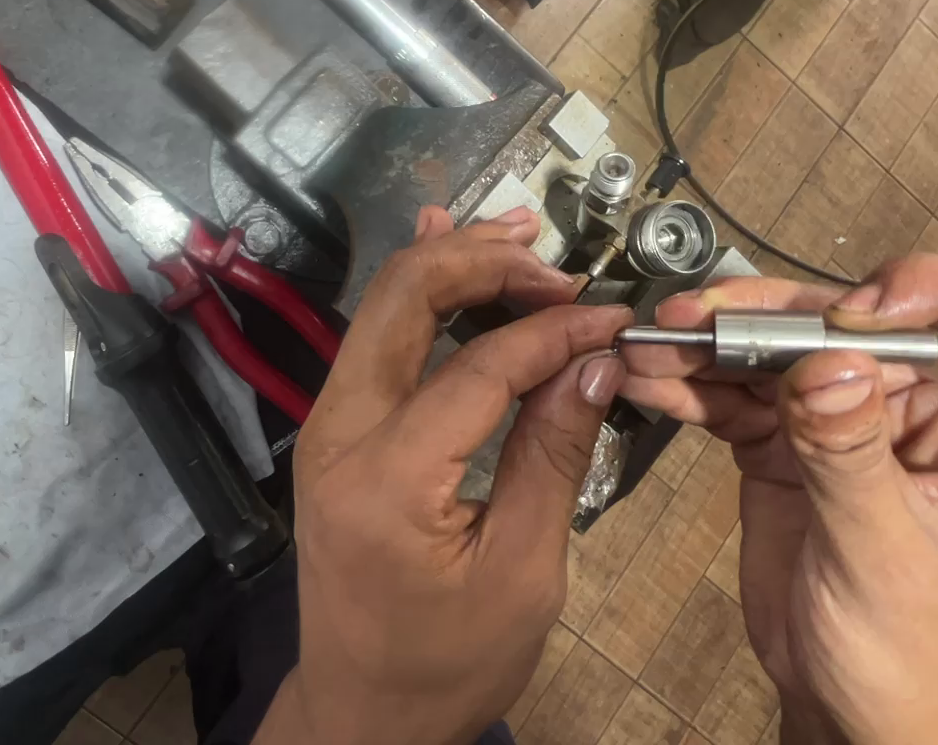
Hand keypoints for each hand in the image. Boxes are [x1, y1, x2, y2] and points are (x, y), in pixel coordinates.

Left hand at [256, 207, 633, 744]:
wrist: (360, 707)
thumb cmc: (446, 660)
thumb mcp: (522, 572)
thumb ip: (552, 454)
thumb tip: (595, 363)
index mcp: (386, 476)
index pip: (478, 368)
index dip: (551, 333)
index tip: (610, 318)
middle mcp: (339, 428)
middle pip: (402, 299)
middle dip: (481, 261)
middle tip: (554, 265)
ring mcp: (327, 419)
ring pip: (384, 304)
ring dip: (450, 262)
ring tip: (517, 240)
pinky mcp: (336, 423)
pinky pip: (376, 335)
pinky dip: (420, 290)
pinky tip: (446, 247)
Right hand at [621, 255, 937, 744]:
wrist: (852, 723)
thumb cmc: (919, 670)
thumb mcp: (892, 565)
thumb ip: (852, 459)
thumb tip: (827, 362)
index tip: (852, 310)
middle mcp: (932, 415)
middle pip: (859, 325)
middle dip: (773, 316)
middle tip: (696, 319)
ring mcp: (854, 425)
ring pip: (786, 352)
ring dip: (716, 345)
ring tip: (655, 343)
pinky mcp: (791, 442)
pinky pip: (742, 396)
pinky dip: (694, 387)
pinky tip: (650, 382)